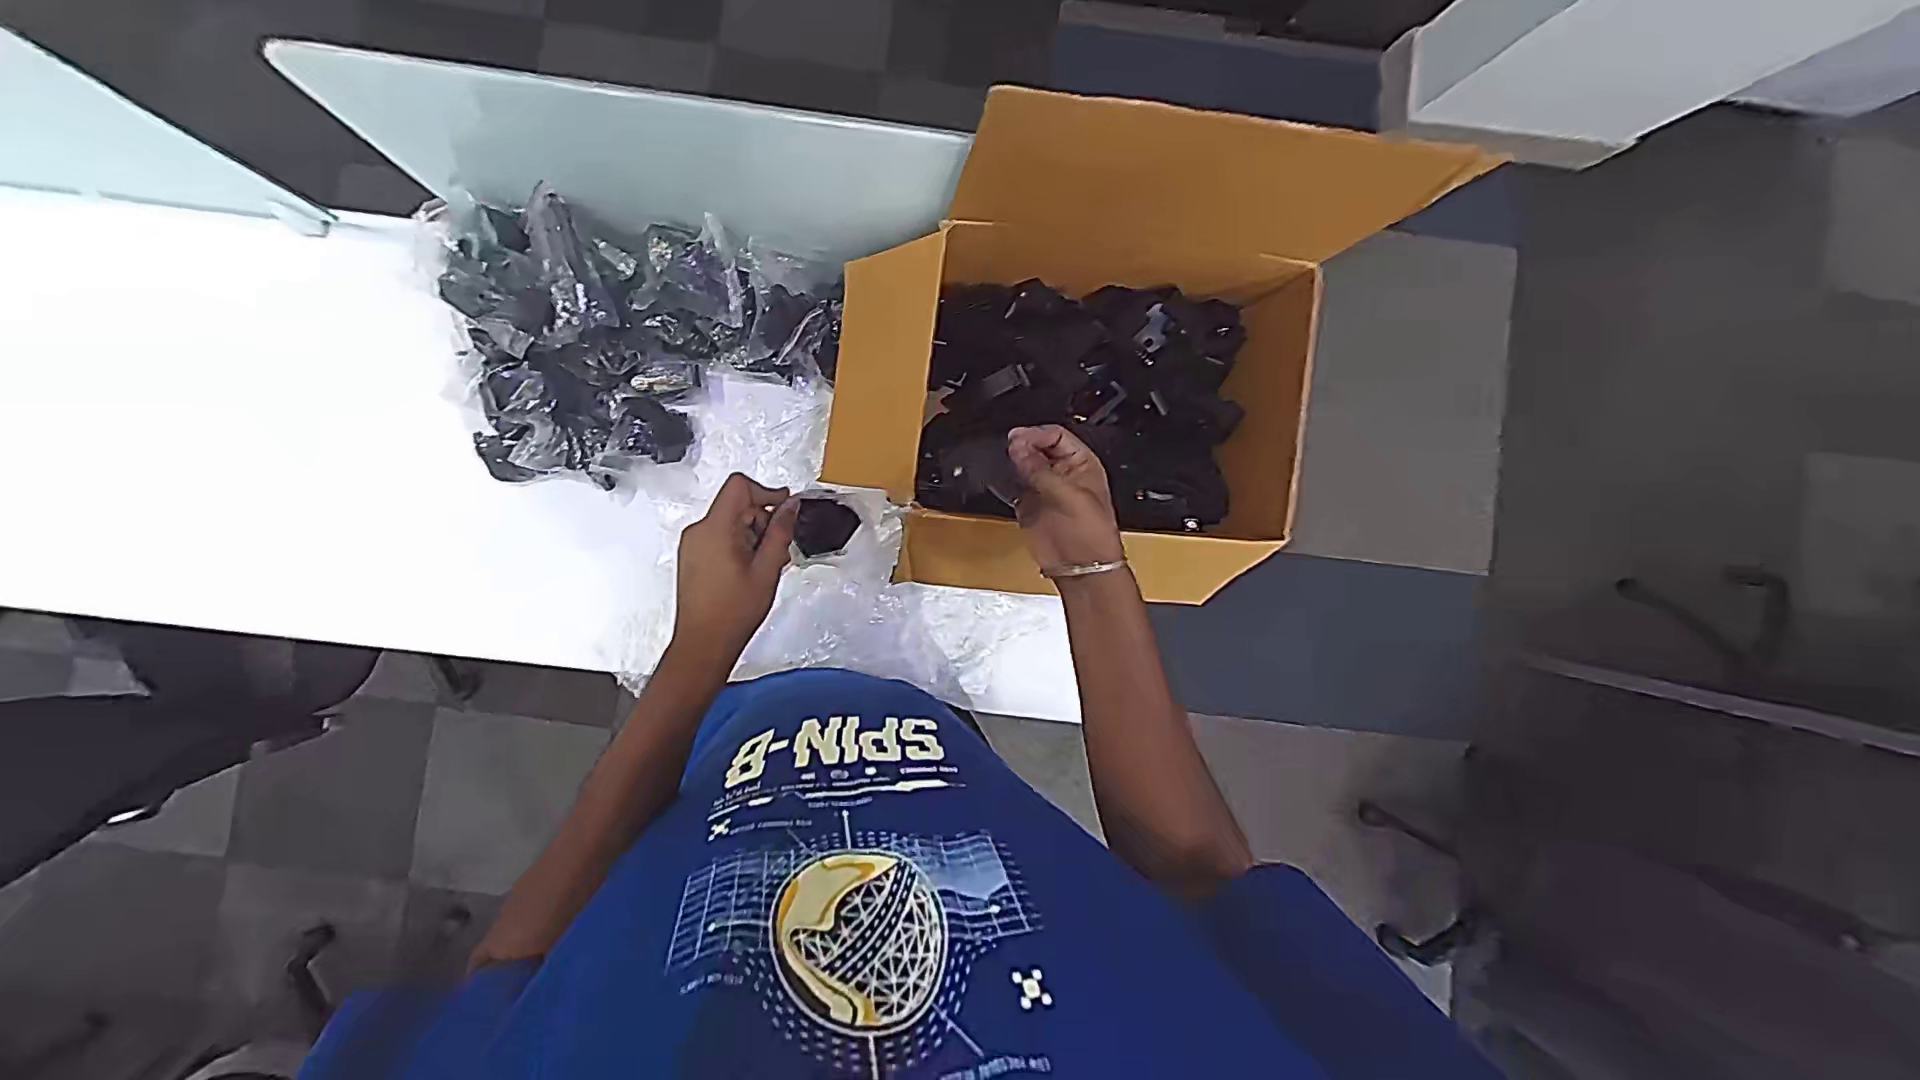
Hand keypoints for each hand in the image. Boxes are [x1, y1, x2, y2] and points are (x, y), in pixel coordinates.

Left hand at [670, 473, 798, 670]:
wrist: (704, 643)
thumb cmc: (732, 613)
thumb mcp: (767, 569)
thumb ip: (780, 532)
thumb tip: (790, 506)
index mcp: (715, 529)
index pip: (739, 486)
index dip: (766, 492)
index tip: (785, 507)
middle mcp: (698, 531)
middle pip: (737, 504)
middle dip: (763, 520)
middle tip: (778, 547)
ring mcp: (693, 544)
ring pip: (730, 521)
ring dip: (754, 534)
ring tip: (766, 564)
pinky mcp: (693, 556)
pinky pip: (720, 536)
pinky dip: (741, 544)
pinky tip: (752, 569)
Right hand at [1007, 425, 1125, 573]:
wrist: (1081, 568)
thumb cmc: (1092, 535)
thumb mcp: (1070, 497)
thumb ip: (1042, 472)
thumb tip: (1020, 448)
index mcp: (1081, 464)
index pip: (1056, 436)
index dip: (1037, 435)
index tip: (1019, 439)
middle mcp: (1062, 474)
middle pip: (1037, 447)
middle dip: (1023, 445)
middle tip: (1010, 448)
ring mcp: (1044, 489)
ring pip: (1023, 464)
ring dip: (1013, 462)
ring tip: (1005, 461)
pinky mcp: (1029, 504)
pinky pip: (1013, 486)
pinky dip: (1005, 480)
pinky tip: (1001, 477)